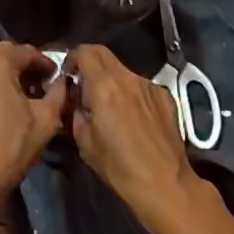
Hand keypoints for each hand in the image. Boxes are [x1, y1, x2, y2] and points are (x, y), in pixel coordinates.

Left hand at [0, 42, 67, 199]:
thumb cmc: (11, 146)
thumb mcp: (46, 119)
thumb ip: (58, 93)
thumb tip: (62, 82)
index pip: (25, 51)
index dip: (44, 61)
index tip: (56, 75)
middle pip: (4, 55)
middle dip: (24, 66)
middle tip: (42, 83)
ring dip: (8, 77)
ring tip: (25, 96)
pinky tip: (5, 109)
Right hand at [67, 45, 198, 230]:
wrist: (164, 182)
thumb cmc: (119, 167)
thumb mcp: (85, 143)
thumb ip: (77, 113)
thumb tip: (79, 100)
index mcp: (105, 86)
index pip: (86, 52)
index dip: (73, 57)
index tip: (69, 72)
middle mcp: (128, 77)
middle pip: (104, 54)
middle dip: (90, 63)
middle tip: (84, 84)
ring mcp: (149, 84)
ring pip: (123, 71)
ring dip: (112, 81)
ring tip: (110, 107)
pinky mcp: (165, 95)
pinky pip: (141, 86)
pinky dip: (131, 93)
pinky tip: (133, 118)